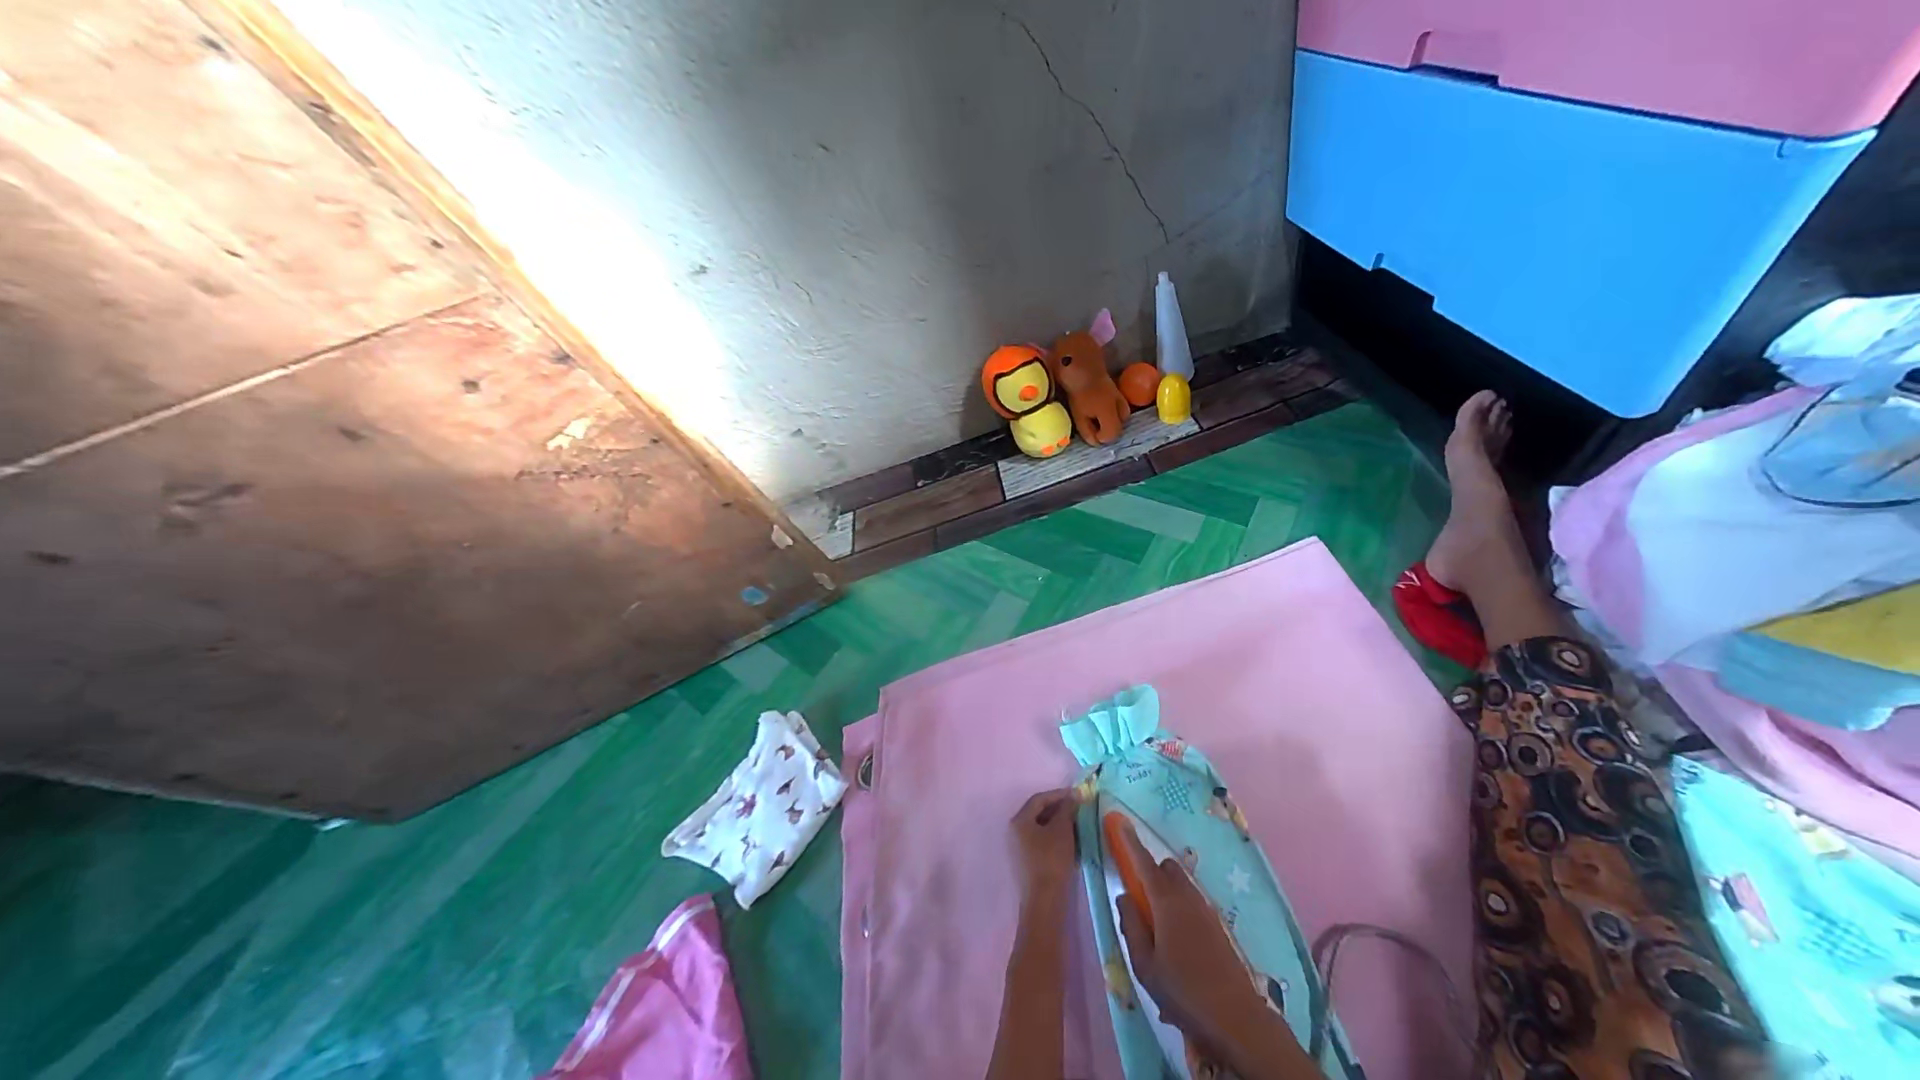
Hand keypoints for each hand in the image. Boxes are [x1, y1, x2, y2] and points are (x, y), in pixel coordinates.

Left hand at [1010, 788, 1078, 907]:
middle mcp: (1014, 831)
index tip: (1077, 795)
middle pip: (1038, 812)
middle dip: (1059, 808)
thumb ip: (1067, 809)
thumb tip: (1074, 795)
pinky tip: (1070, 840)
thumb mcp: (1062, 830)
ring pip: (1040, 827)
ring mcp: (1019, 847)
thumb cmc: (1051, 859)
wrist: (1045, 898)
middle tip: (1078, 808)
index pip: (1039, 799)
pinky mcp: (1026, 860)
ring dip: (1058, 822)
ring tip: (1077, 823)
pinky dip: (1055, 836)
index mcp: (1019, 820)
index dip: (1059, 794)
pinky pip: (1041, 840)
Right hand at [1113, 818, 1317, 1079]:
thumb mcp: (1144, 964)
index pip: (1143, 862)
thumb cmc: (1183, 991)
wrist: (1237, 1019)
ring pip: (1181, 884)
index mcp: (1166, 902)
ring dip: (1165, 888)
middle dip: (1150, 869)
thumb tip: (1123, 895)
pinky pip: (1192, 901)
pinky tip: (1175, 939)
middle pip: (1166, 867)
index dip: (1129, 841)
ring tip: (1155, 923)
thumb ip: (1131, 925)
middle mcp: (1188, 897)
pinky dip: (1179, 905)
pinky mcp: (1218, 926)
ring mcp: (1207, 910)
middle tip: (1136, 894)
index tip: (1118, 821)